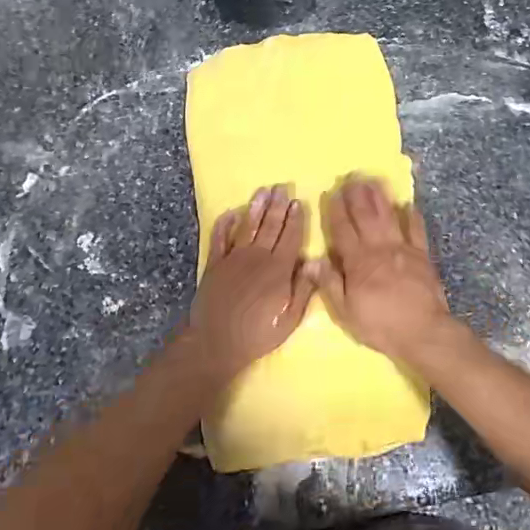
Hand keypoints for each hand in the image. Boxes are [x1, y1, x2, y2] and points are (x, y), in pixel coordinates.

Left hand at [183, 184, 314, 378]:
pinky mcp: (215, 264)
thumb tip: (315, 261)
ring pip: (247, 226)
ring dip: (256, 208)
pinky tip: (231, 212)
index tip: (299, 202)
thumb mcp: (290, 319)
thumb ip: (303, 289)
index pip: (291, 238)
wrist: (217, 342)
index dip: (296, 220)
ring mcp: (233, 258)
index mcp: (279, 270)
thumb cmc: (258, 334)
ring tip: (263, 191)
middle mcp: (257, 257)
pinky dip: (225, 224)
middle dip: (278, 206)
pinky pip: (220, 238)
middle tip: (282, 187)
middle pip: (270, 226)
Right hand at [314, 175, 459, 364]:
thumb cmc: (380, 325)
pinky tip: (407, 204)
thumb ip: (329, 284)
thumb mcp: (346, 312)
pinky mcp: (423, 256)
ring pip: (389, 216)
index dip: (335, 211)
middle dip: (357, 195)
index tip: (331, 193)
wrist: (423, 332)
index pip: (342, 230)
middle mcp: (379, 248)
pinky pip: (417, 230)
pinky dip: (412, 215)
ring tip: (373, 180)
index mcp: (357, 262)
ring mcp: (403, 249)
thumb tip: (311, 261)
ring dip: (380, 197)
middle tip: (351, 177)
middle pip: (365, 216)